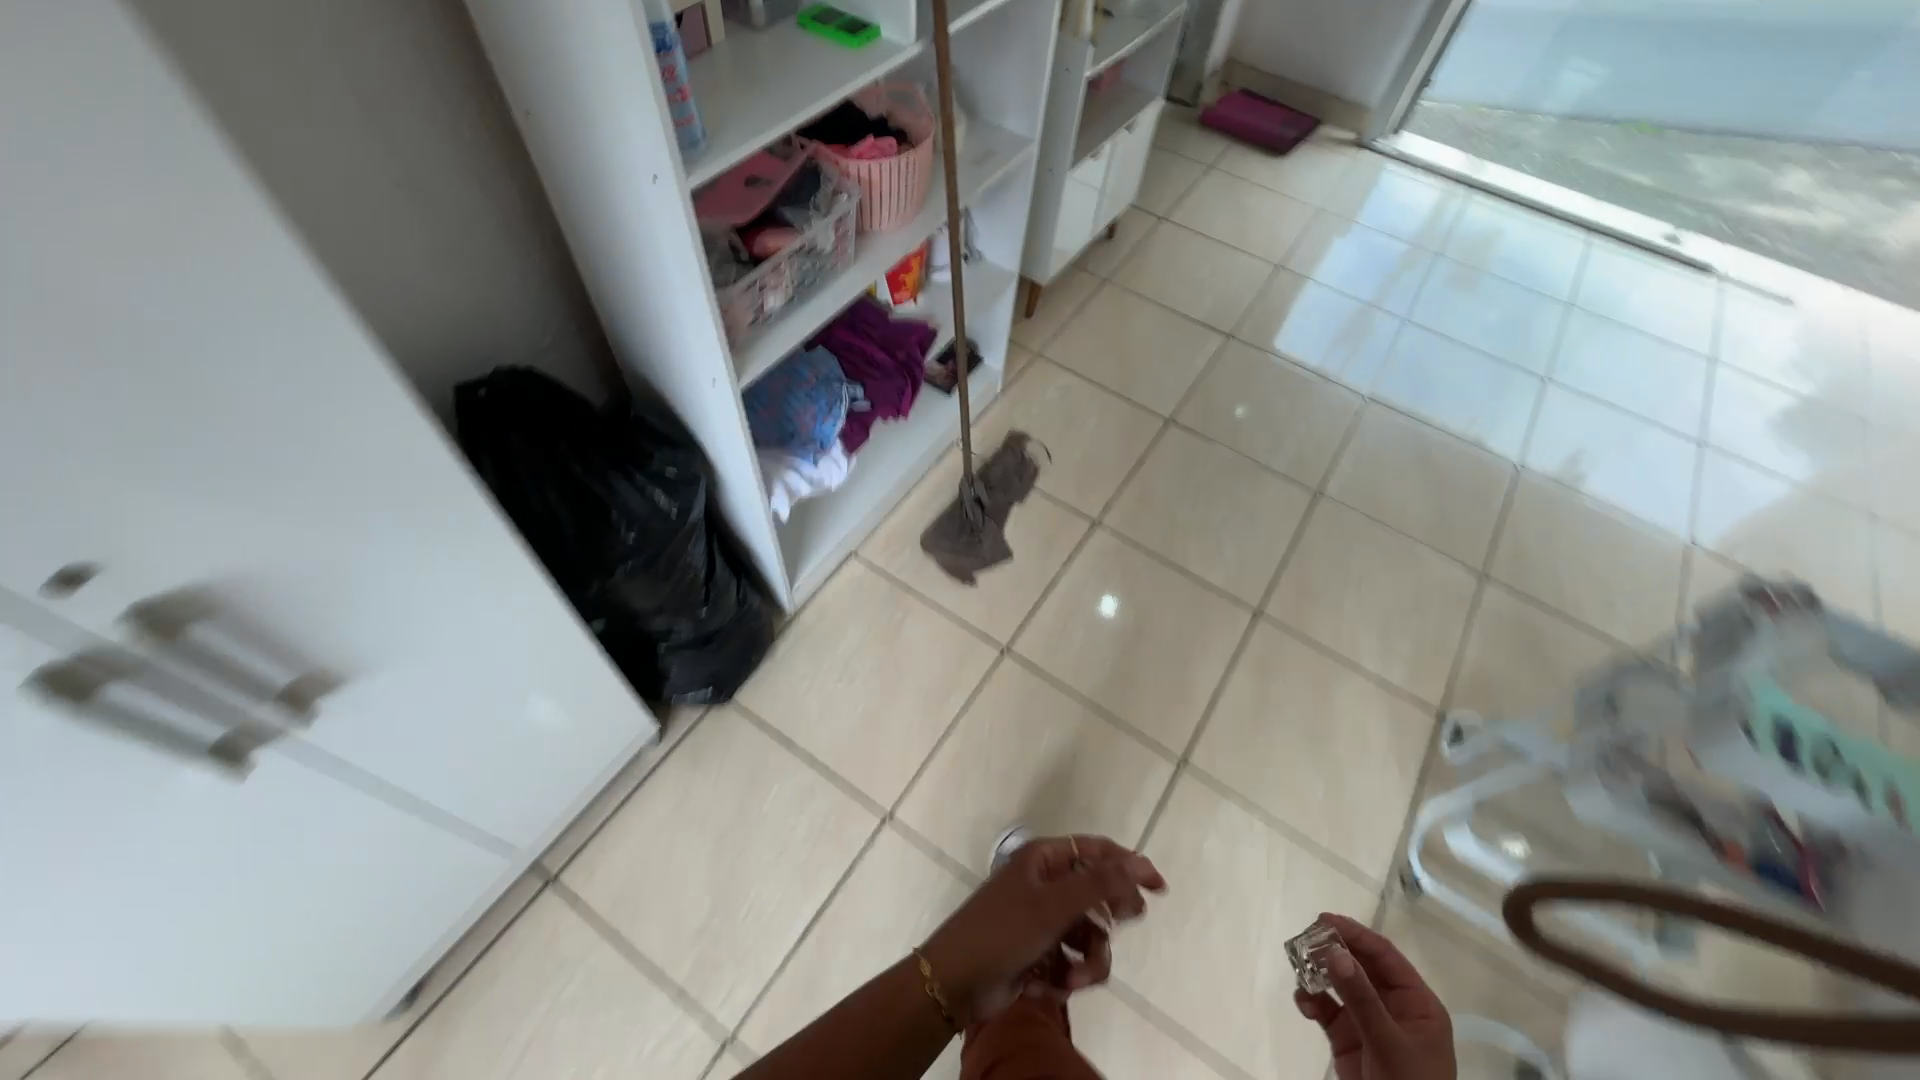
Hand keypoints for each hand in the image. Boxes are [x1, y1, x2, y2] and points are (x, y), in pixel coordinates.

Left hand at [917, 834, 1166, 1024]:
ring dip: (1087, 962)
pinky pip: (1072, 962)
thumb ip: (1100, 883)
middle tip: (1111, 933)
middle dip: (1106, 923)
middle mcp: (1045, 885)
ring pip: (1089, 937)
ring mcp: (1042, 921)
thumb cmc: (1003, 932)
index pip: (1097, 851)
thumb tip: (1140, 860)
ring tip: (1073, 978)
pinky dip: (1066, 977)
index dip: (1129, 865)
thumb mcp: (1053, 905)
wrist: (956, 982)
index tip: (1159, 888)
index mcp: (1044, 860)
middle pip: (1098, 897)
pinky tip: (1047, 987)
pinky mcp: (1040, 955)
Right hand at [1294, 914, 1455, 1079]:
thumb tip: (1334, 951)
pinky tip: (1303, 1002)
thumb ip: (1361, 998)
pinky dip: (1311, 1001)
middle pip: (1359, 966)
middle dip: (1332, 951)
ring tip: (1299, 967)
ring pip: (1338, 985)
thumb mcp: (1389, 1043)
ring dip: (1318, 974)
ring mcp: (1368, 1022)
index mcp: (1416, 1003)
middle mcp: (1392, 1006)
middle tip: (1303, 939)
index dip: (1356, 935)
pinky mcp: (1346, 1039)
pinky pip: (1326, 1009)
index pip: (1385, 957)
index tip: (1324, 919)